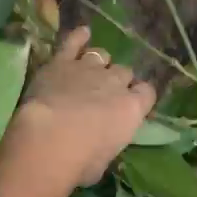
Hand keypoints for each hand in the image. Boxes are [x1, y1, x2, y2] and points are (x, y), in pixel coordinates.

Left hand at [11, 26, 156, 186]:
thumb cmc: (79, 162)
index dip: (139, 97)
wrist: (49, 139)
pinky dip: (78, 37)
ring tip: (90, 72)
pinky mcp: (62, 61)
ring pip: (101, 55)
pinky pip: (74, 42)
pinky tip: (82, 33)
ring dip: (99, 63)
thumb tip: (100, 143)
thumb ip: (107, 144)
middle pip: (124, 72)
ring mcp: (89, 68)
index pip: (147, 92)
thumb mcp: (103, 162)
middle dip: (117, 81)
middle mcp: (115, 82)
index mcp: (132, 108)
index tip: (131, 105)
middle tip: (104, 95)